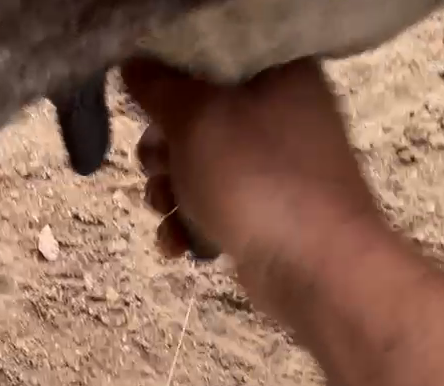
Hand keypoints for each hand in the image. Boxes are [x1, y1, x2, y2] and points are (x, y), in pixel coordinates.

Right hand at [120, 59, 383, 287]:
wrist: (311, 263)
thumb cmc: (254, 178)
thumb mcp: (196, 120)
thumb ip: (159, 89)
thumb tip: (132, 62)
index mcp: (275, 72)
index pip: (206, 65)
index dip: (167, 92)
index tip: (148, 118)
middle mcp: (279, 112)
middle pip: (193, 124)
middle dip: (162, 157)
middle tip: (157, 171)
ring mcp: (273, 166)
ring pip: (195, 173)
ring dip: (169, 197)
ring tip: (168, 215)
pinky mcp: (263, 212)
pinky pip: (210, 210)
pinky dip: (189, 228)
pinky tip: (181, 247)